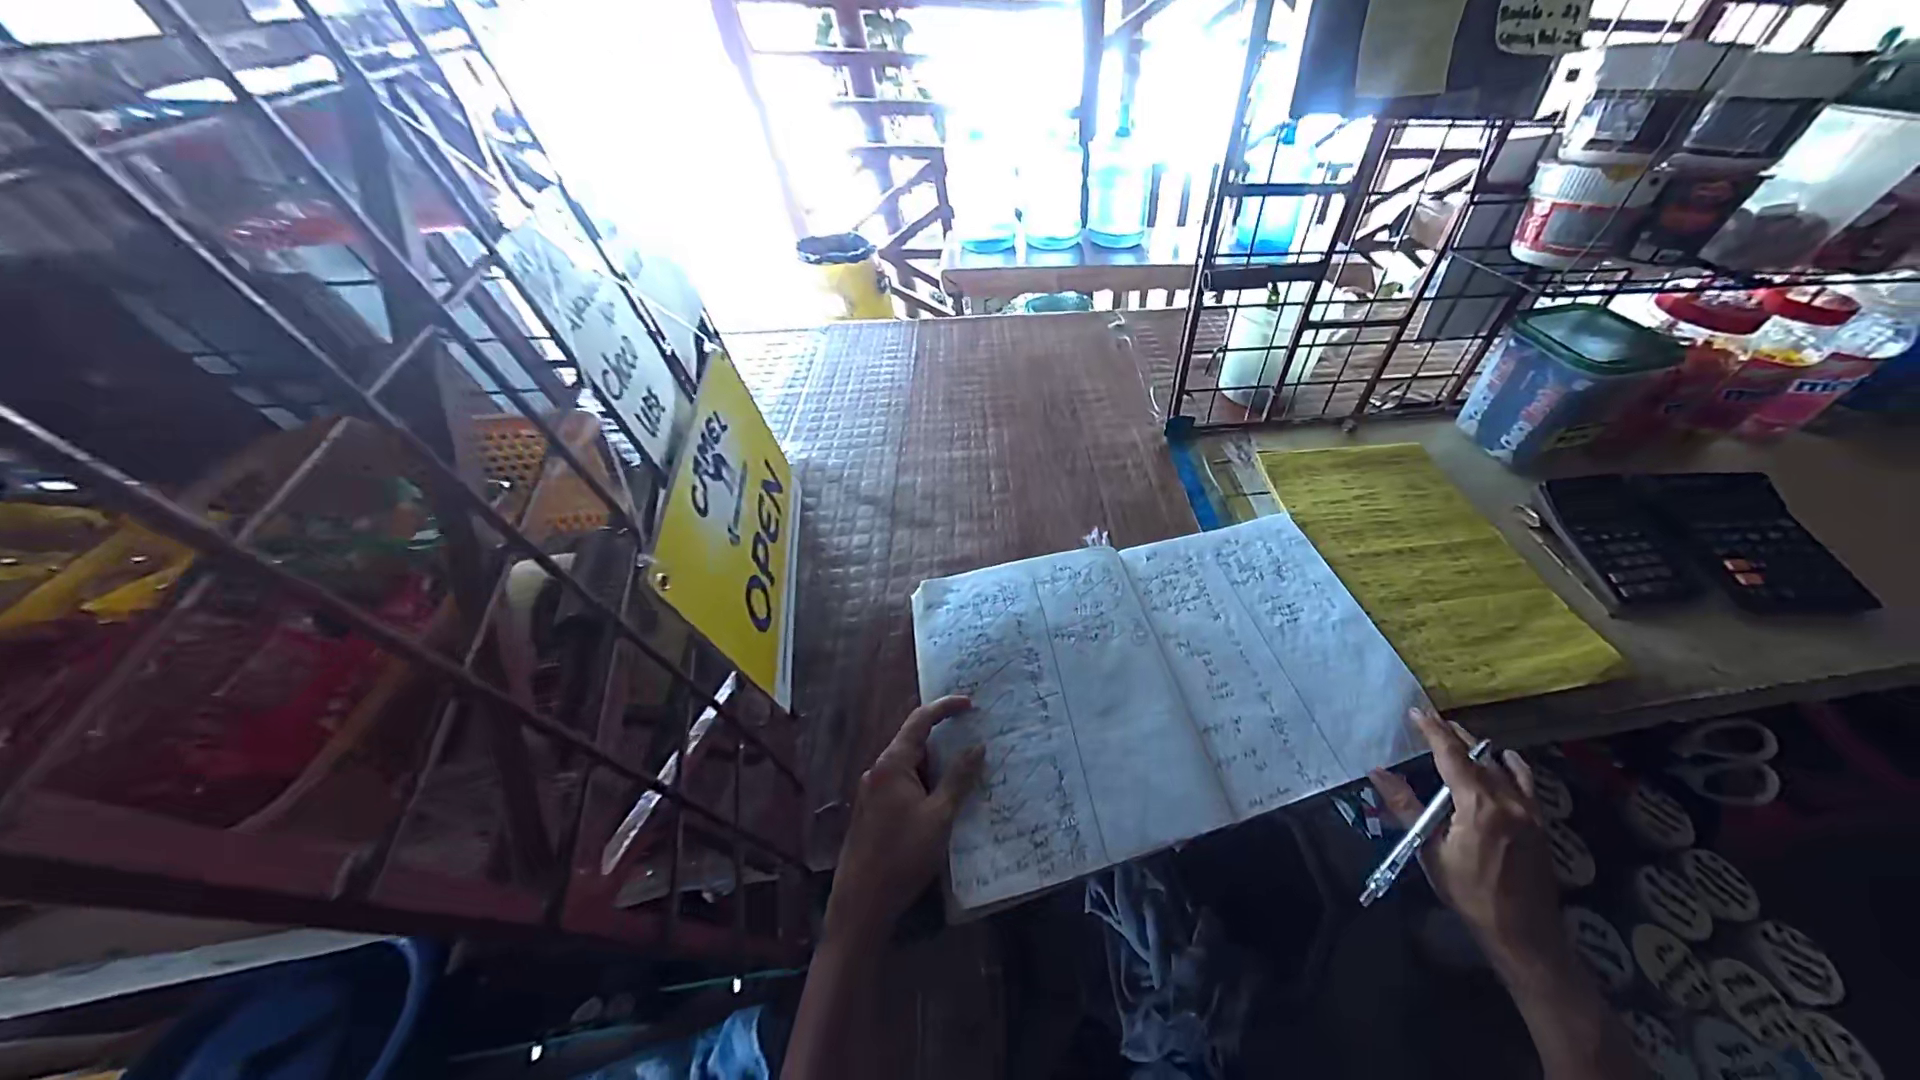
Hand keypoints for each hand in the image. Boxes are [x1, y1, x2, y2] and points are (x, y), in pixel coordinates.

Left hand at [824, 695, 986, 945]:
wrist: (861, 901)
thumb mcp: (940, 816)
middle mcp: (878, 771)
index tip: (970, 704)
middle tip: (974, 741)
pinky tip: (943, 801)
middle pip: (914, 742)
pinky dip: (925, 783)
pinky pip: (903, 784)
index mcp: (892, 764)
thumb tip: (977, 747)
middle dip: (944, 740)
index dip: (945, 708)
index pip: (920, 721)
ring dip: (936, 766)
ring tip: (966, 773)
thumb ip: (959, 779)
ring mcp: (872, 791)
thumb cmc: (903, 855)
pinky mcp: (873, 811)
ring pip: (910, 766)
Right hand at [1369, 708, 1562, 966]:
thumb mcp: (1429, 850)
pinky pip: (1526, 784)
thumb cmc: (1470, 893)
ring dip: (1477, 748)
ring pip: (1501, 767)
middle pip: (1477, 756)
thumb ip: (1406, 806)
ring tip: (1458, 735)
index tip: (1416, 712)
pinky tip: (1506, 760)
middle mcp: (1508, 802)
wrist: (1524, 933)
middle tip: (1430, 720)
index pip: (1452, 756)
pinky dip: (1512, 767)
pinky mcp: (1539, 824)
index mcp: (1479, 807)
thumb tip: (1378, 772)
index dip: (1432, 731)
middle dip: (1452, 735)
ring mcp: (1529, 812)